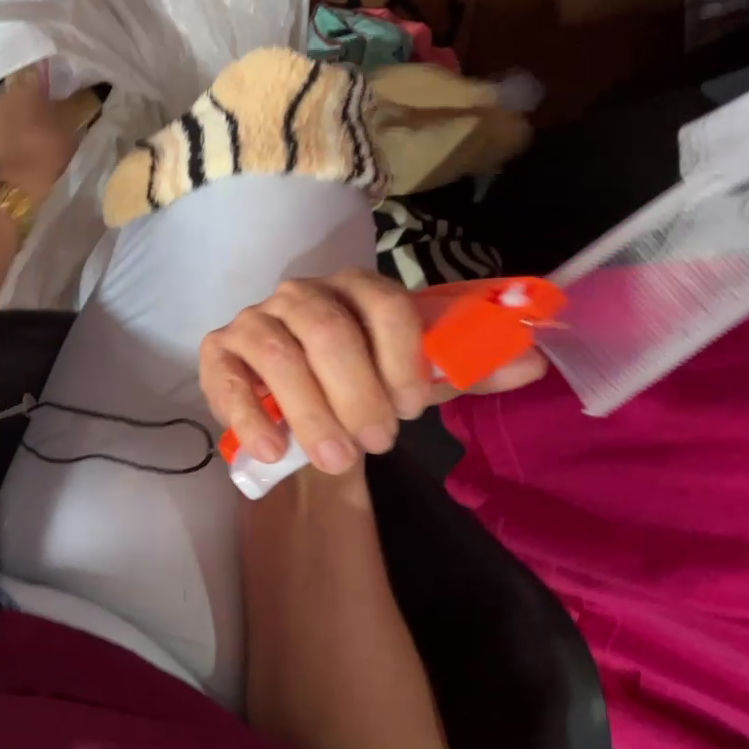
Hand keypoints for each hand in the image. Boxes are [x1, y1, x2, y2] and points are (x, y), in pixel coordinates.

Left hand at [0, 64, 78, 205]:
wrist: (8, 188)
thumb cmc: (44, 152)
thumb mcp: (69, 129)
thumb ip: (74, 107)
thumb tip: (81, 96)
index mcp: (25, 85)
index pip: (40, 76)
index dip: (51, 88)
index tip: (62, 99)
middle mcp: (0, 95)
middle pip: (19, 96)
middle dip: (31, 106)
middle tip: (46, 121)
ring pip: (4, 115)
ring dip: (14, 124)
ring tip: (28, 140)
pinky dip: (2, 141)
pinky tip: (12, 153)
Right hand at [199, 269, 546, 474]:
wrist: (297, 402)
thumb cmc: (358, 381)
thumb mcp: (411, 375)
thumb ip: (463, 367)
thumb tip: (531, 361)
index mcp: (351, 288)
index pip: (380, 303)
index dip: (399, 356)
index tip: (411, 408)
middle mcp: (297, 294)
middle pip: (326, 332)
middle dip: (356, 394)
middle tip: (378, 444)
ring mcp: (252, 322)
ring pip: (278, 356)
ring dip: (310, 412)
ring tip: (334, 460)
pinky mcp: (217, 354)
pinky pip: (227, 380)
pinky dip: (249, 416)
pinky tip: (271, 450)